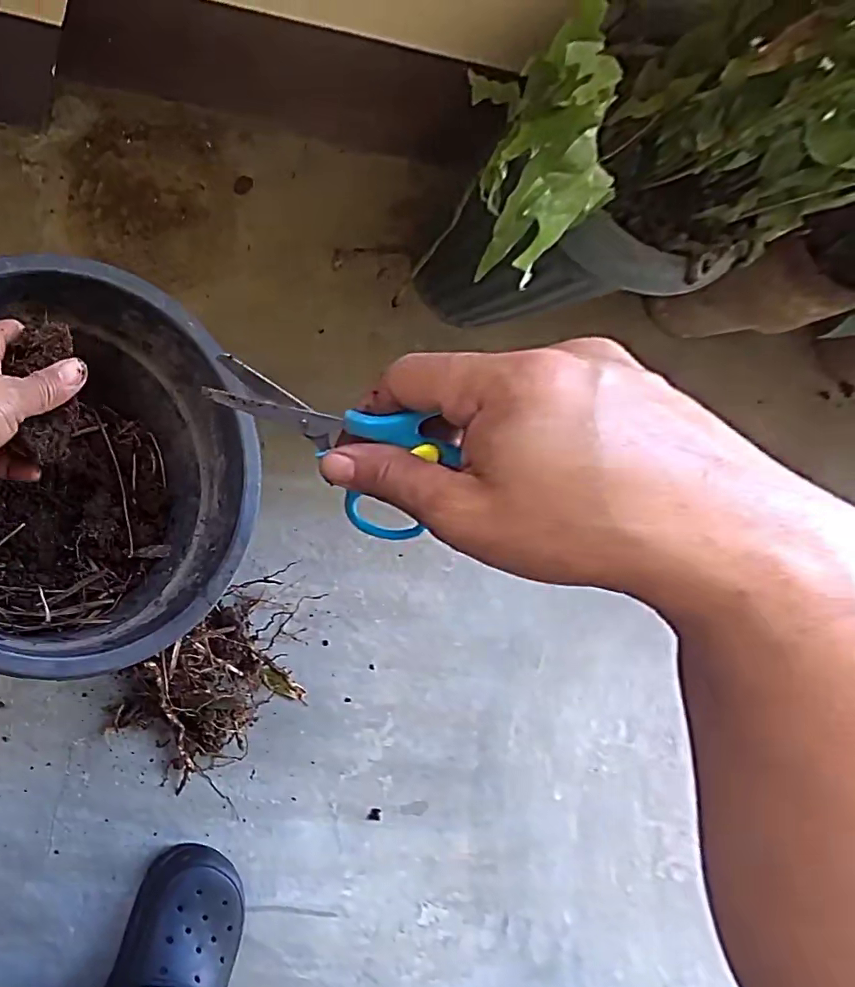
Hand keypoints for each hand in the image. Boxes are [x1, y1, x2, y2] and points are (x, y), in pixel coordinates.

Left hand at [0, 319, 88, 494]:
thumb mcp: (12, 396)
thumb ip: (46, 389)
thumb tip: (76, 370)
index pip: (12, 335)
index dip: (39, 344)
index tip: (63, 355)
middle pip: (9, 382)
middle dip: (36, 397)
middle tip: (67, 407)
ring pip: (0, 420)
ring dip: (25, 434)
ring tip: (56, 442)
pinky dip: (9, 460)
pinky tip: (31, 469)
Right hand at [318, 338, 831, 609]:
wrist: (729, 545)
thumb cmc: (598, 528)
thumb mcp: (460, 511)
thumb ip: (388, 478)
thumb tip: (339, 461)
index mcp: (511, 381)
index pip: (405, 375)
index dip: (370, 415)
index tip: (362, 450)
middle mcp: (561, 360)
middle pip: (453, 383)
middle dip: (423, 430)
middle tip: (425, 479)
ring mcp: (607, 369)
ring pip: (501, 392)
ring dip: (472, 432)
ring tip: (488, 484)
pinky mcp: (637, 387)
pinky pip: (549, 397)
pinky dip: (521, 429)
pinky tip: (537, 475)